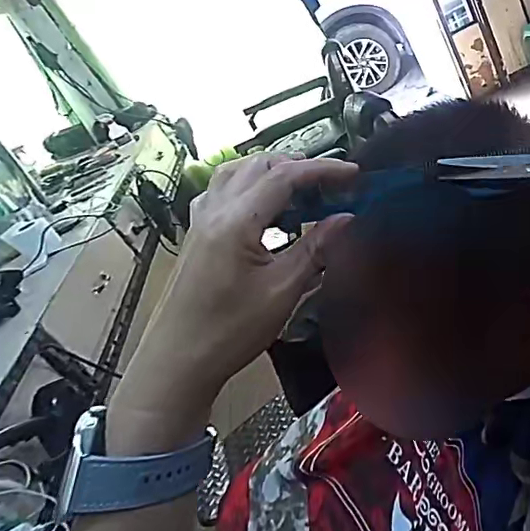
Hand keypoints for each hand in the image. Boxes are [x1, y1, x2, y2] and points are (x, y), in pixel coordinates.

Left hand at [110, 154, 355, 450]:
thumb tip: (348, 217)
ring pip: (238, 172)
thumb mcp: (283, 289)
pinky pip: (223, 190)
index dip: (324, 169)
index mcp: (235, 222)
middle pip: (260, 165)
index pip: (285, 176)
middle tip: (333, 183)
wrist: (176, 365)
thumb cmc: (229, 332)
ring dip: (274, 171)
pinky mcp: (197, 234)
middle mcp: (214, 212)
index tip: (354, 173)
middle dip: (300, 165)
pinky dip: (251, 185)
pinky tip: (268, 207)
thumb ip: (317, 247)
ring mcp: (200, 221)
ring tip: (305, 188)